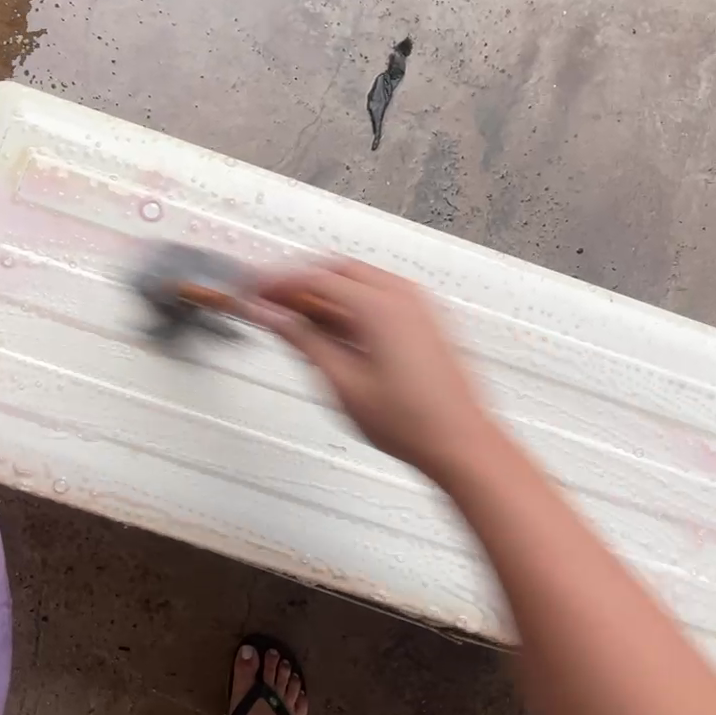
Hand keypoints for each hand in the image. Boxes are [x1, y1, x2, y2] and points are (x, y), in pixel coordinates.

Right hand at [250, 258, 498, 478]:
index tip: (254, 292)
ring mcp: (418, 307)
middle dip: (298, 282)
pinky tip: (333, 330)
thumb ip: (302, 341)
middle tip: (270, 301)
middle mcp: (402, 297)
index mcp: (378, 306)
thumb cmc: (412, 423)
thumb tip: (271, 316)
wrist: (461, 444)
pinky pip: (379, 296)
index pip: (313, 278)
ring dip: (324, 292)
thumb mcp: (342, 382)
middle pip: (336, 270)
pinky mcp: (426, 321)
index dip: (276, 283)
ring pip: (358, 281)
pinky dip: (349, 304)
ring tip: (295, 317)